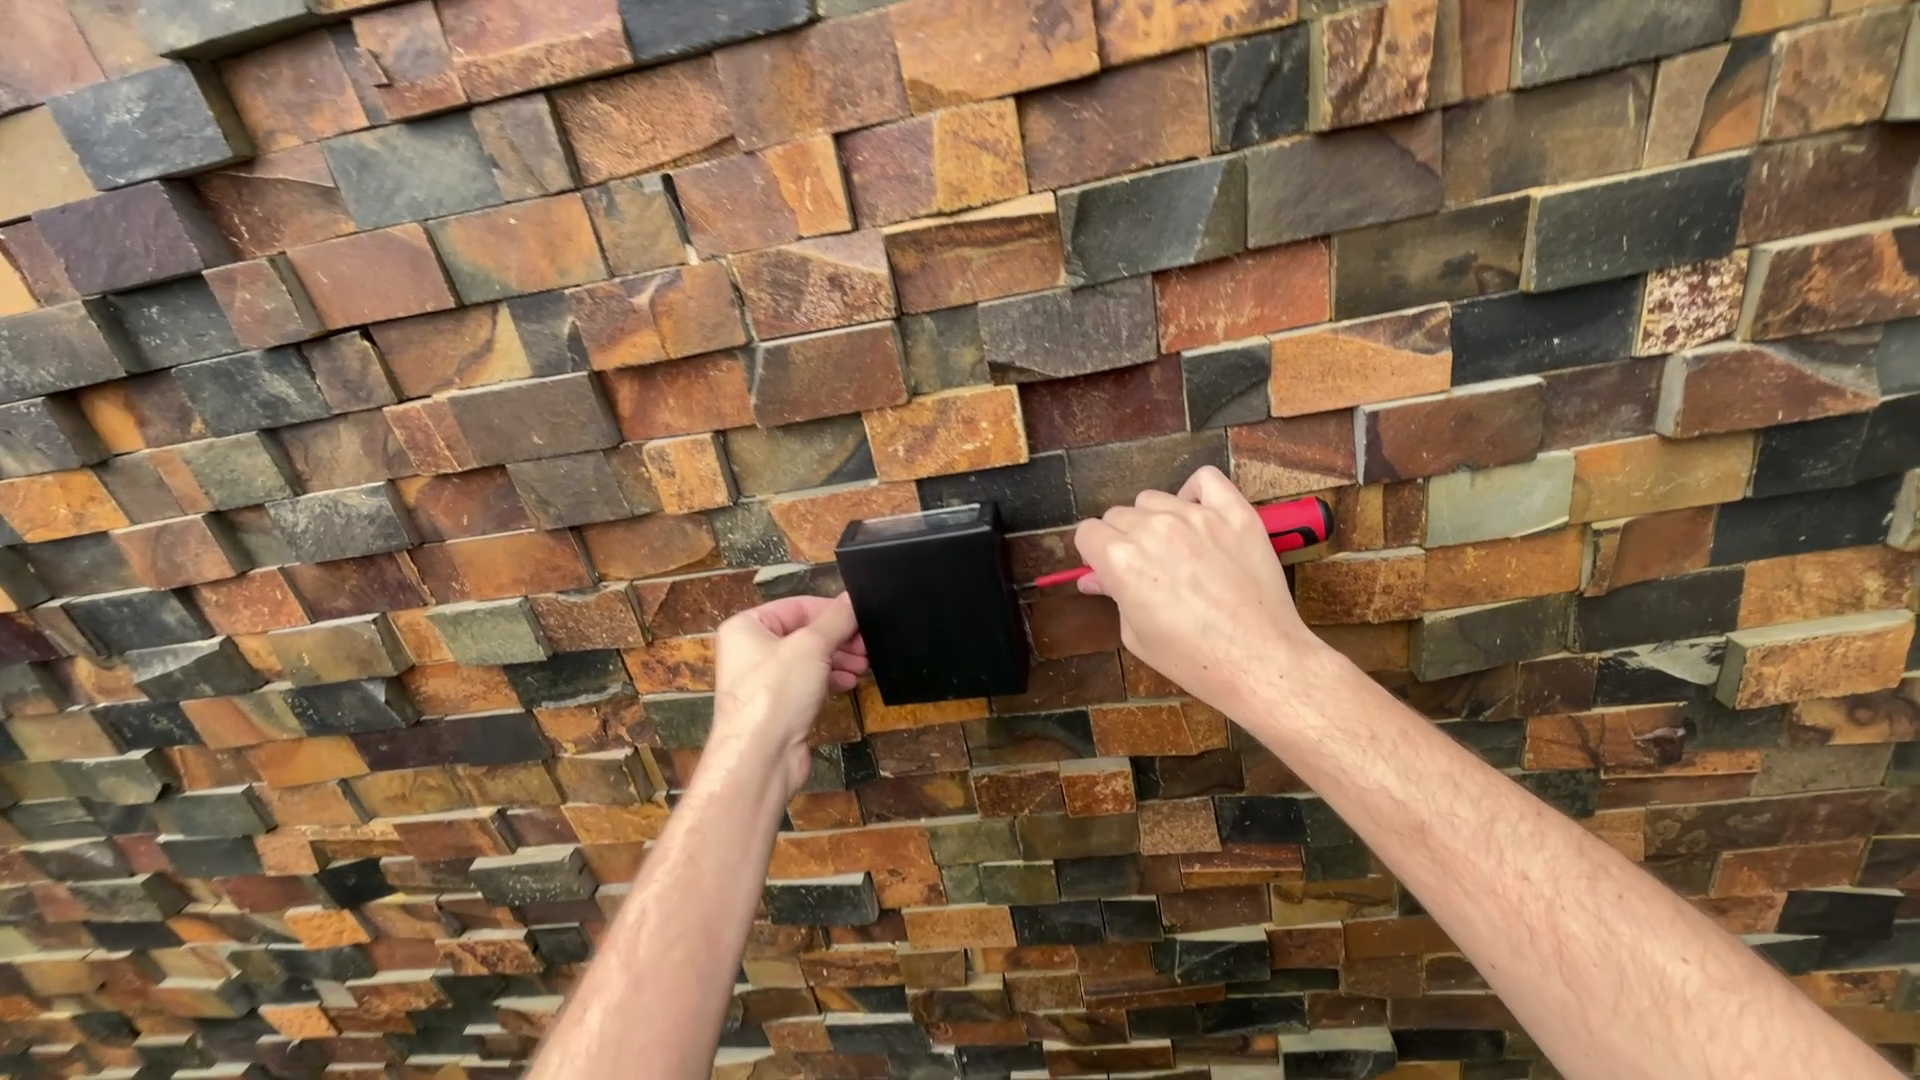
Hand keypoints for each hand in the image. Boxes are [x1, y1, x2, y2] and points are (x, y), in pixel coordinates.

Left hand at [709, 595, 868, 797]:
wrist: (761, 757)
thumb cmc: (776, 693)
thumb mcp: (812, 646)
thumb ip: (836, 620)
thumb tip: (852, 600)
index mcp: (746, 627)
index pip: (796, 606)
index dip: (831, 611)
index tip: (861, 617)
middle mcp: (751, 651)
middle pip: (804, 633)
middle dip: (838, 638)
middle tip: (867, 644)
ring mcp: (764, 681)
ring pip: (809, 659)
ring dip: (838, 658)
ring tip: (864, 664)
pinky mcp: (778, 706)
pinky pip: (808, 683)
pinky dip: (830, 679)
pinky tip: (849, 681)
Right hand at [1074, 466, 1322, 715]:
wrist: (1258, 660)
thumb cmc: (1192, 658)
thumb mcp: (1136, 634)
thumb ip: (1113, 595)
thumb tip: (1093, 579)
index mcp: (1120, 559)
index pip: (1087, 531)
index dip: (1095, 553)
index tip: (1107, 568)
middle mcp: (1153, 529)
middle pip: (1118, 514)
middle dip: (1123, 538)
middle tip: (1145, 567)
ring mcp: (1196, 517)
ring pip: (1154, 499)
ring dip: (1155, 518)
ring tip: (1175, 548)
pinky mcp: (1234, 514)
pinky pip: (1205, 480)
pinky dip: (1196, 492)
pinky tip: (1198, 515)